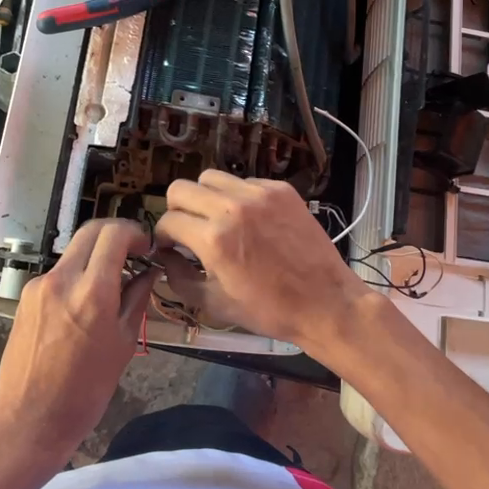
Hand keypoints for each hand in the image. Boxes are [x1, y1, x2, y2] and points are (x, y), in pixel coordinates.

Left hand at [0, 219, 151, 463]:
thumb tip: (149, 272)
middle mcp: (62, 278)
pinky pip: (58, 274)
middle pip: (91, 231)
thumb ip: (137, 299)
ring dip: (95, 257)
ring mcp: (39, 286)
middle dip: (115, 235)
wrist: (31, 418)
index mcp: (92, 291)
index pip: (114, 233)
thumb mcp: (124, 343)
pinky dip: (76, 277)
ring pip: (73, 252)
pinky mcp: (25, 297)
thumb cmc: (87, 390)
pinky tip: (83, 306)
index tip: (146, 247)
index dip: (134, 232)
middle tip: (132, 254)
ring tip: (110, 285)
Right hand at [153, 170, 372, 352]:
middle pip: (181, 188)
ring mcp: (259, 193)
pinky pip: (245, 182)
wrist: (325, 302)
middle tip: (189, 230)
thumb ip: (179, 278)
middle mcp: (233, 207)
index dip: (163, 236)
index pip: (168, 220)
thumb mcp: (214, 304)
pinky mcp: (281, 190)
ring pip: (212, 178)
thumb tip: (166, 256)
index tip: (170, 246)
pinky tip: (251, 221)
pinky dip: (238, 198)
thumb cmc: (268, 310)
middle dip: (177, 210)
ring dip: (206, 198)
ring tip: (218, 220)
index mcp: (214, 238)